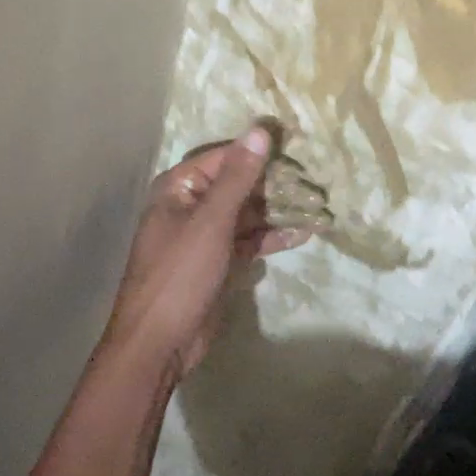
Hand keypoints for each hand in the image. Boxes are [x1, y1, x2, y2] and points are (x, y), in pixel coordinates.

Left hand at [100, 125, 312, 377]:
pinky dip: (272, 236)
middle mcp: (191, 205)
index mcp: (179, 188)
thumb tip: (260, 129)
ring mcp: (205, 235)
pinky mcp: (218, 261)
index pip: (226, 156)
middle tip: (315, 178)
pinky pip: (249, 239)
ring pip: (248, 212)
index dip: (259, 150)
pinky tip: (304, 234)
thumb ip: (238, 177)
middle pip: (239, 183)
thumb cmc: (179, 276)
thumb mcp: (211, 222)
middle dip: (275, 182)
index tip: (298, 145)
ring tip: (317, 204)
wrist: (158, 346)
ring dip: (278, 210)